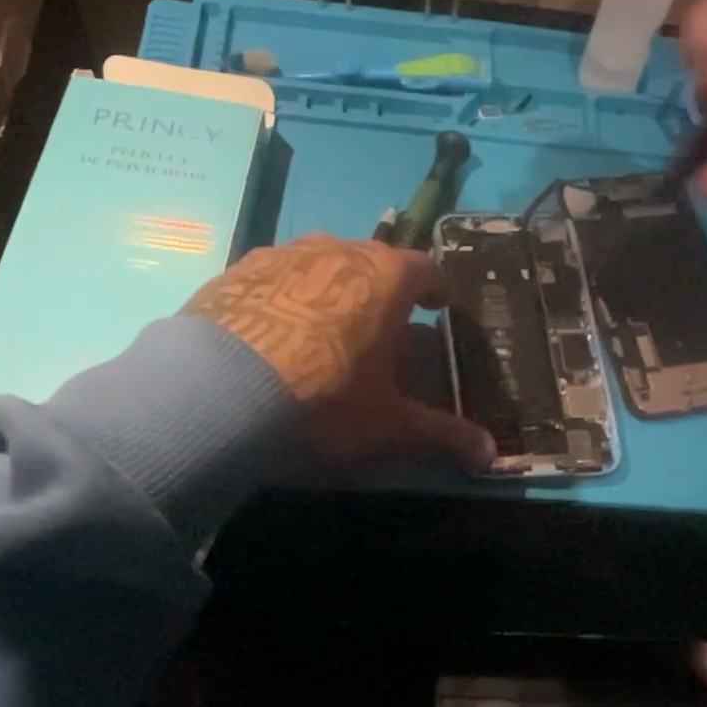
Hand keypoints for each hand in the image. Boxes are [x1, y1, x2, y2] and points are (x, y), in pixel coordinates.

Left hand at [181, 234, 494, 469]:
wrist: (216, 396)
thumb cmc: (323, 404)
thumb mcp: (389, 428)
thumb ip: (442, 437)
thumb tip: (490, 455)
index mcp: (384, 278)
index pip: (424, 269)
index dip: (435, 289)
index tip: (438, 307)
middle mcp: (334, 251)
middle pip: (370, 264)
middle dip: (381, 294)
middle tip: (382, 333)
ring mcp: (278, 256)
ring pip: (318, 267)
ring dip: (330, 293)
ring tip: (325, 334)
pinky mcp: (231, 274)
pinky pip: (271, 282)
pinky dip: (282, 303)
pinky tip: (272, 338)